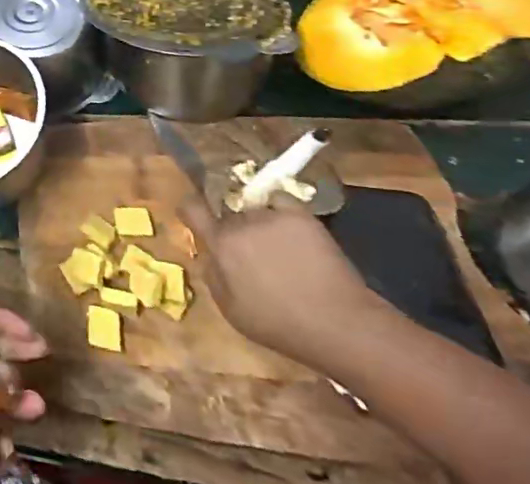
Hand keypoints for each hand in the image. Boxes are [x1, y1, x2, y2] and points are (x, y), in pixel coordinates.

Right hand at [178, 194, 393, 366]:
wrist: (340, 324)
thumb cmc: (280, 325)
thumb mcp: (232, 311)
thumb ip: (213, 275)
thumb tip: (209, 253)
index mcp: (222, 245)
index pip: (192, 209)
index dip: (190, 209)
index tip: (194, 215)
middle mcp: (242, 222)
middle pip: (229, 214)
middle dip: (234, 229)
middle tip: (252, 253)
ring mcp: (273, 215)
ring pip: (255, 210)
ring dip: (260, 224)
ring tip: (280, 250)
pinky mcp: (300, 215)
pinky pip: (280, 204)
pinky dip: (282, 214)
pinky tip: (295, 237)